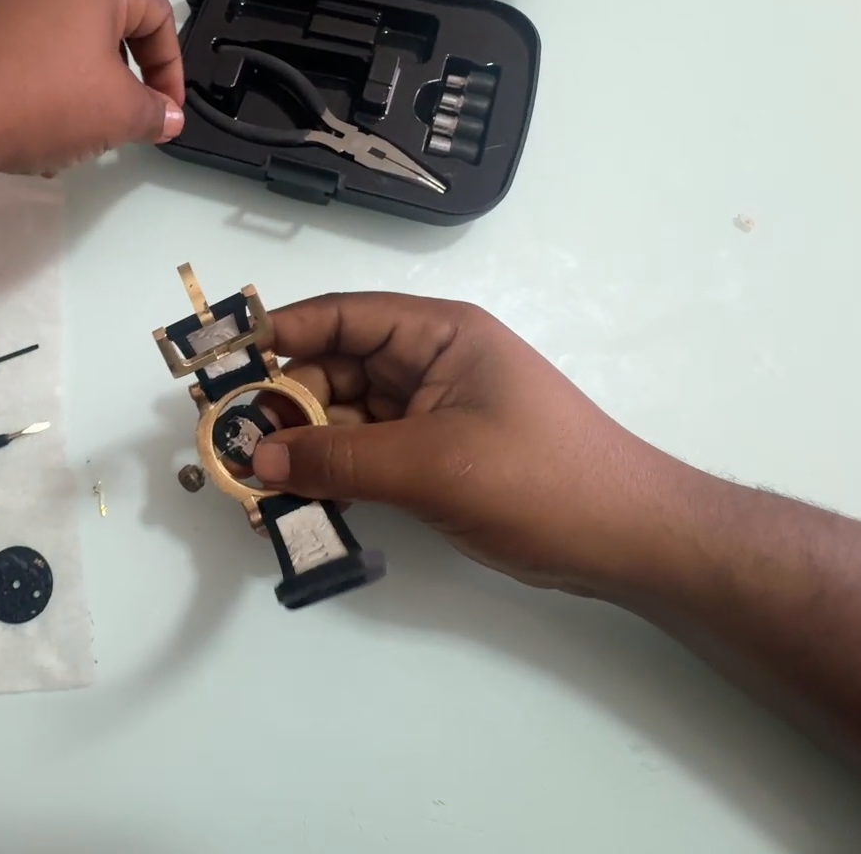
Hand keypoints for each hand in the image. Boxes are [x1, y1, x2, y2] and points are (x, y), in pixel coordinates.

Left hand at [0, 0, 184, 175]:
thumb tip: (167, 117)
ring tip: (71, 136)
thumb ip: (155, 114)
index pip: (157, 14)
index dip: (172, 70)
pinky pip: (24, 51)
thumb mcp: (118, 114)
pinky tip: (28, 130)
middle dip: (122, 81)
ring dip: (80, 91)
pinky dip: (40, 87)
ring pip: (64, 44)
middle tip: (121, 122)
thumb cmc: (44, 98)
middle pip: (108, 26)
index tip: (165, 114)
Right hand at [250, 293, 704, 593]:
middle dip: (284, 400)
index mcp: (436, 333)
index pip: (342, 316)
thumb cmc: (541, 480)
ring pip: (342, 413)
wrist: (632, 544)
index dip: (281, 332)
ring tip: (256, 472)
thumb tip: (258, 460)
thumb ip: (339, 461)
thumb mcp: (433, 466)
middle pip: (333, 367)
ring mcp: (426, 409)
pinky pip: (361, 450)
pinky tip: (297, 492)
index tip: (227, 361)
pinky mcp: (427, 452)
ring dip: (302, 441)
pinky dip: (329, 469)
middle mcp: (424, 362)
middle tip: (233, 436)